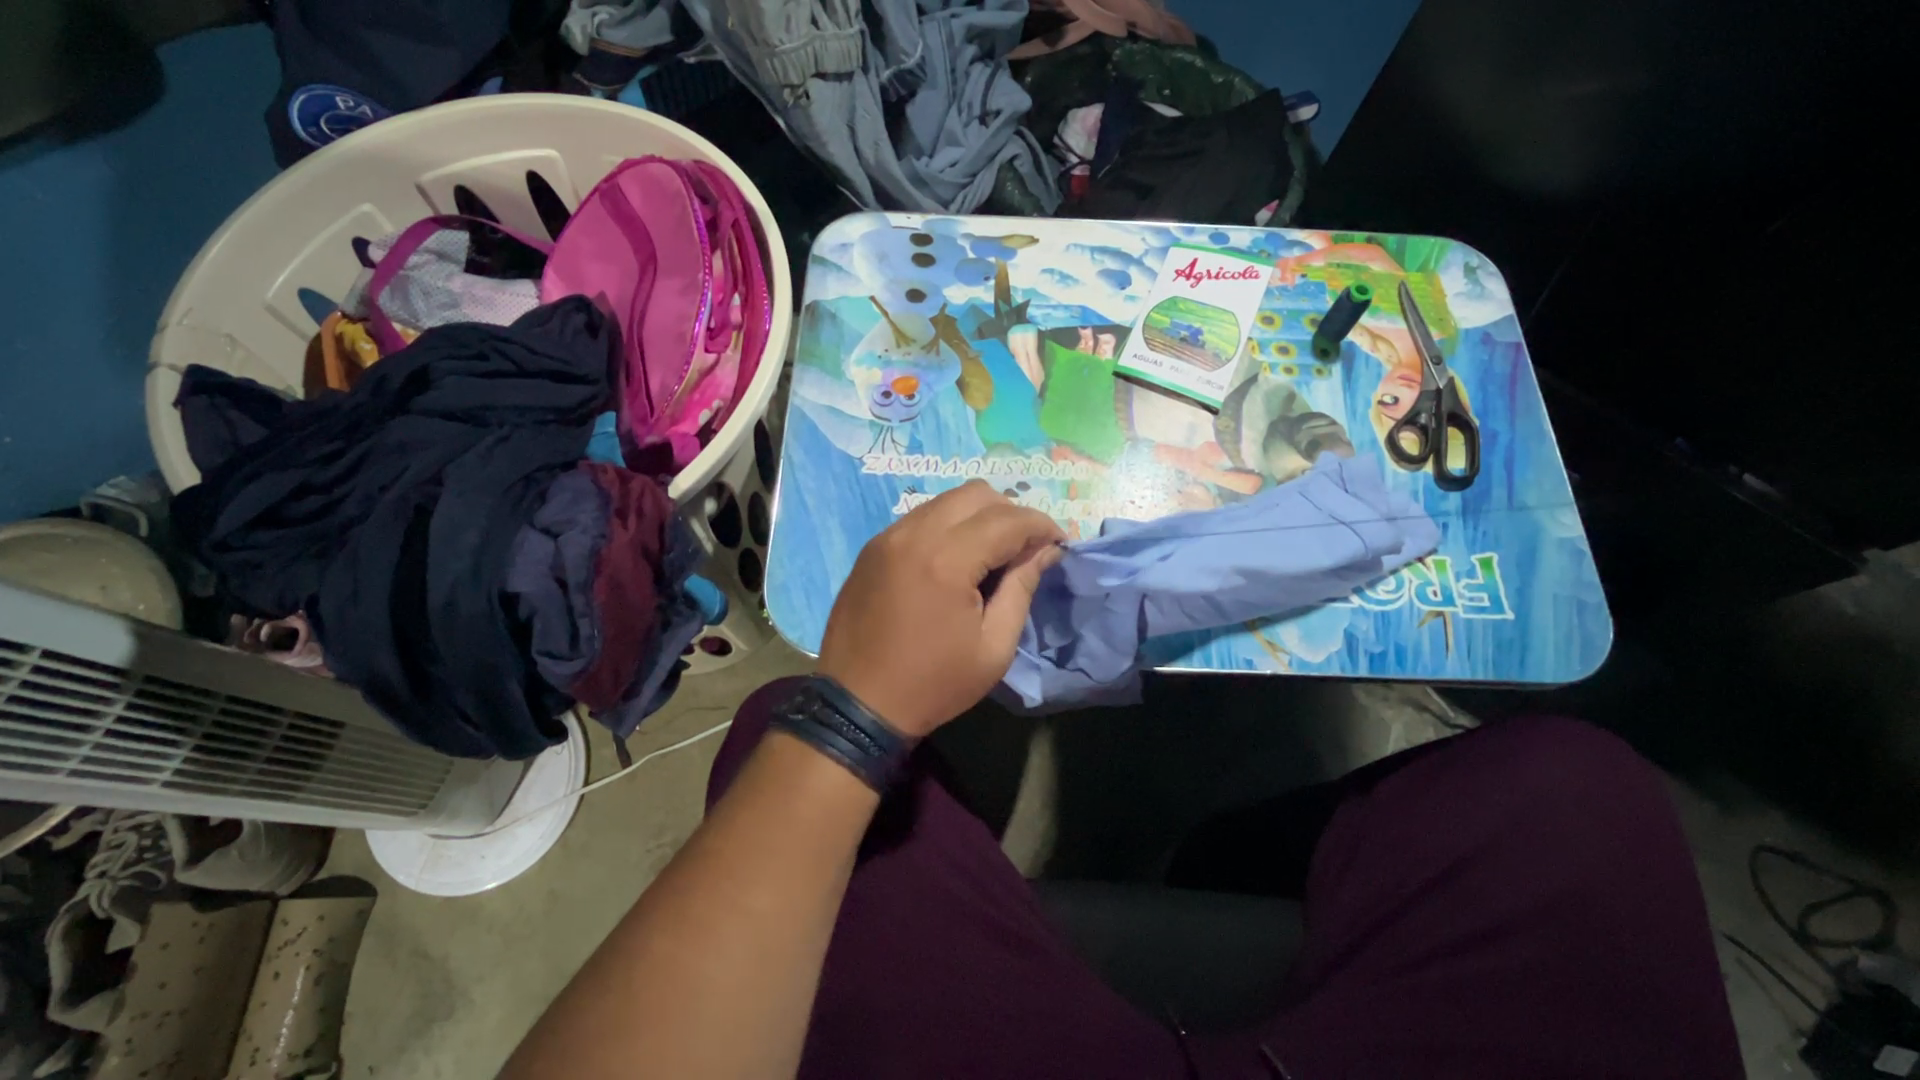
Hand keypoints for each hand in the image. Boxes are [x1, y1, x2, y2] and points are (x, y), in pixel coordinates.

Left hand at [818, 481, 1064, 737]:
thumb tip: (1046, 550)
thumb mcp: (993, 648)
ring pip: (946, 500)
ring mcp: (888, 537)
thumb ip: (1021, 589)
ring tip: (993, 553)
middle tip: (1026, 548)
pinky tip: (956, 560)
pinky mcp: (872, 548)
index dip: (1042, 526)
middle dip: (1011, 513)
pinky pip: (920, 517)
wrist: (856, 704)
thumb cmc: (933, 684)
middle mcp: (914, 534)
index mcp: (947, 559)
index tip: (1059, 544)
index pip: (1008, 519)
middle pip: (976, 493)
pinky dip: (948, 526)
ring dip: (978, 516)